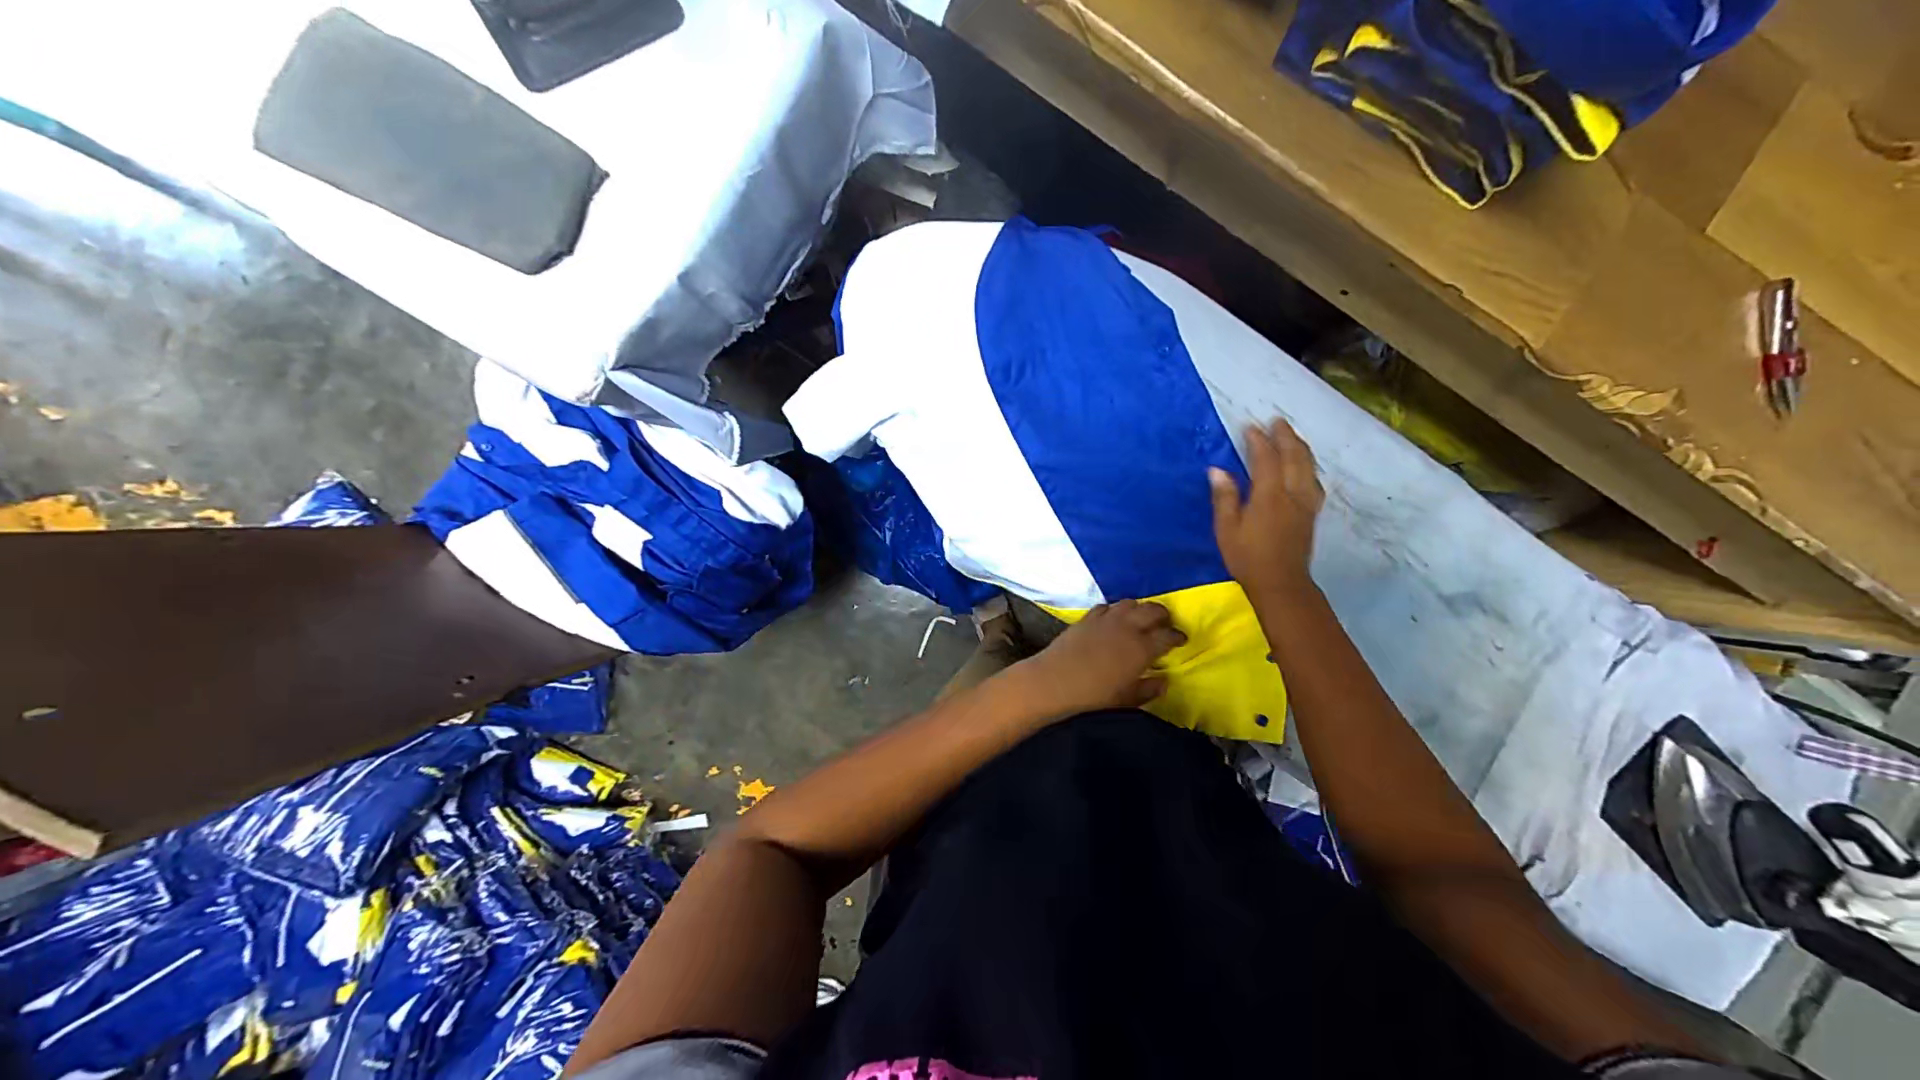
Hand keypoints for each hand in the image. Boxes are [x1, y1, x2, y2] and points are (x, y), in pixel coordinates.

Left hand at [1004, 600, 1186, 718]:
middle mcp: (1127, 627)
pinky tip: (1114, 619)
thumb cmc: (1093, 697)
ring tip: (1141, 619)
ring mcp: (1106, 619)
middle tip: (1165, 625)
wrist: (1054, 682)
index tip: (1181, 640)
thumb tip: (1164, 681)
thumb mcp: (1126, 699)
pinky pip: (1107, 607)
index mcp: (1142, 648)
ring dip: (1140, 608)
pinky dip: (1115, 610)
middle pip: (1152, 610)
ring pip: (1130, 603)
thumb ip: (1148, 689)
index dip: (1177, 636)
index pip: (1168, 635)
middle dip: (1163, 615)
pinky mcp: (1087, 618)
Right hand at [1209, 418, 1324, 597]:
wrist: (1281, 583)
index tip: (1250, 427)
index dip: (1258, 441)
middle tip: (1276, 421)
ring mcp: (1306, 503)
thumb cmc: (1247, 557)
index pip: (1266, 459)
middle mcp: (1292, 494)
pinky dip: (1308, 466)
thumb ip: (1225, 498)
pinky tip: (1304, 467)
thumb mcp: (1227, 529)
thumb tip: (1217, 470)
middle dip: (1285, 436)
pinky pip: (1314, 480)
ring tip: (1291, 437)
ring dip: (1299, 448)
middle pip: (1293, 457)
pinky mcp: (1312, 513)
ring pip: (1308, 467)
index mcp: (1269, 496)